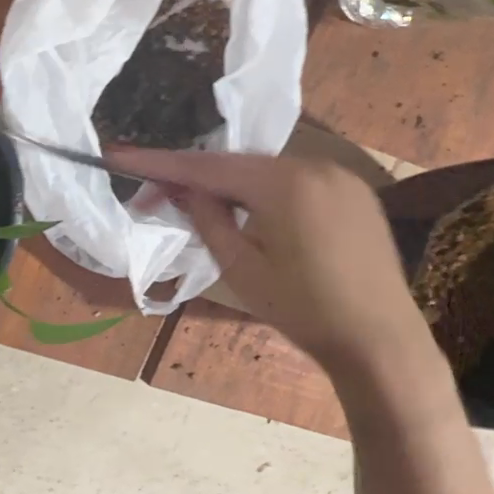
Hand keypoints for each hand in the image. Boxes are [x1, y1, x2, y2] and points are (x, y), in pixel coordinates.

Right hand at [110, 147, 441, 382]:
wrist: (377, 337)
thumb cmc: (300, 308)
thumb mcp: (239, 267)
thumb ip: (208, 220)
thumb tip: (184, 191)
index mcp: (283, 184)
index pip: (206, 167)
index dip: (157, 163)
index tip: (116, 156)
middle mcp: (315, 167)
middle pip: (237, 163)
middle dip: (191, 177)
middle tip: (151, 197)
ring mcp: (340, 178)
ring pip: (265, 171)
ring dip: (226, 185)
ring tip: (193, 206)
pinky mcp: (354, 195)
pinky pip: (294, 182)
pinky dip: (260, 191)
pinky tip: (244, 213)